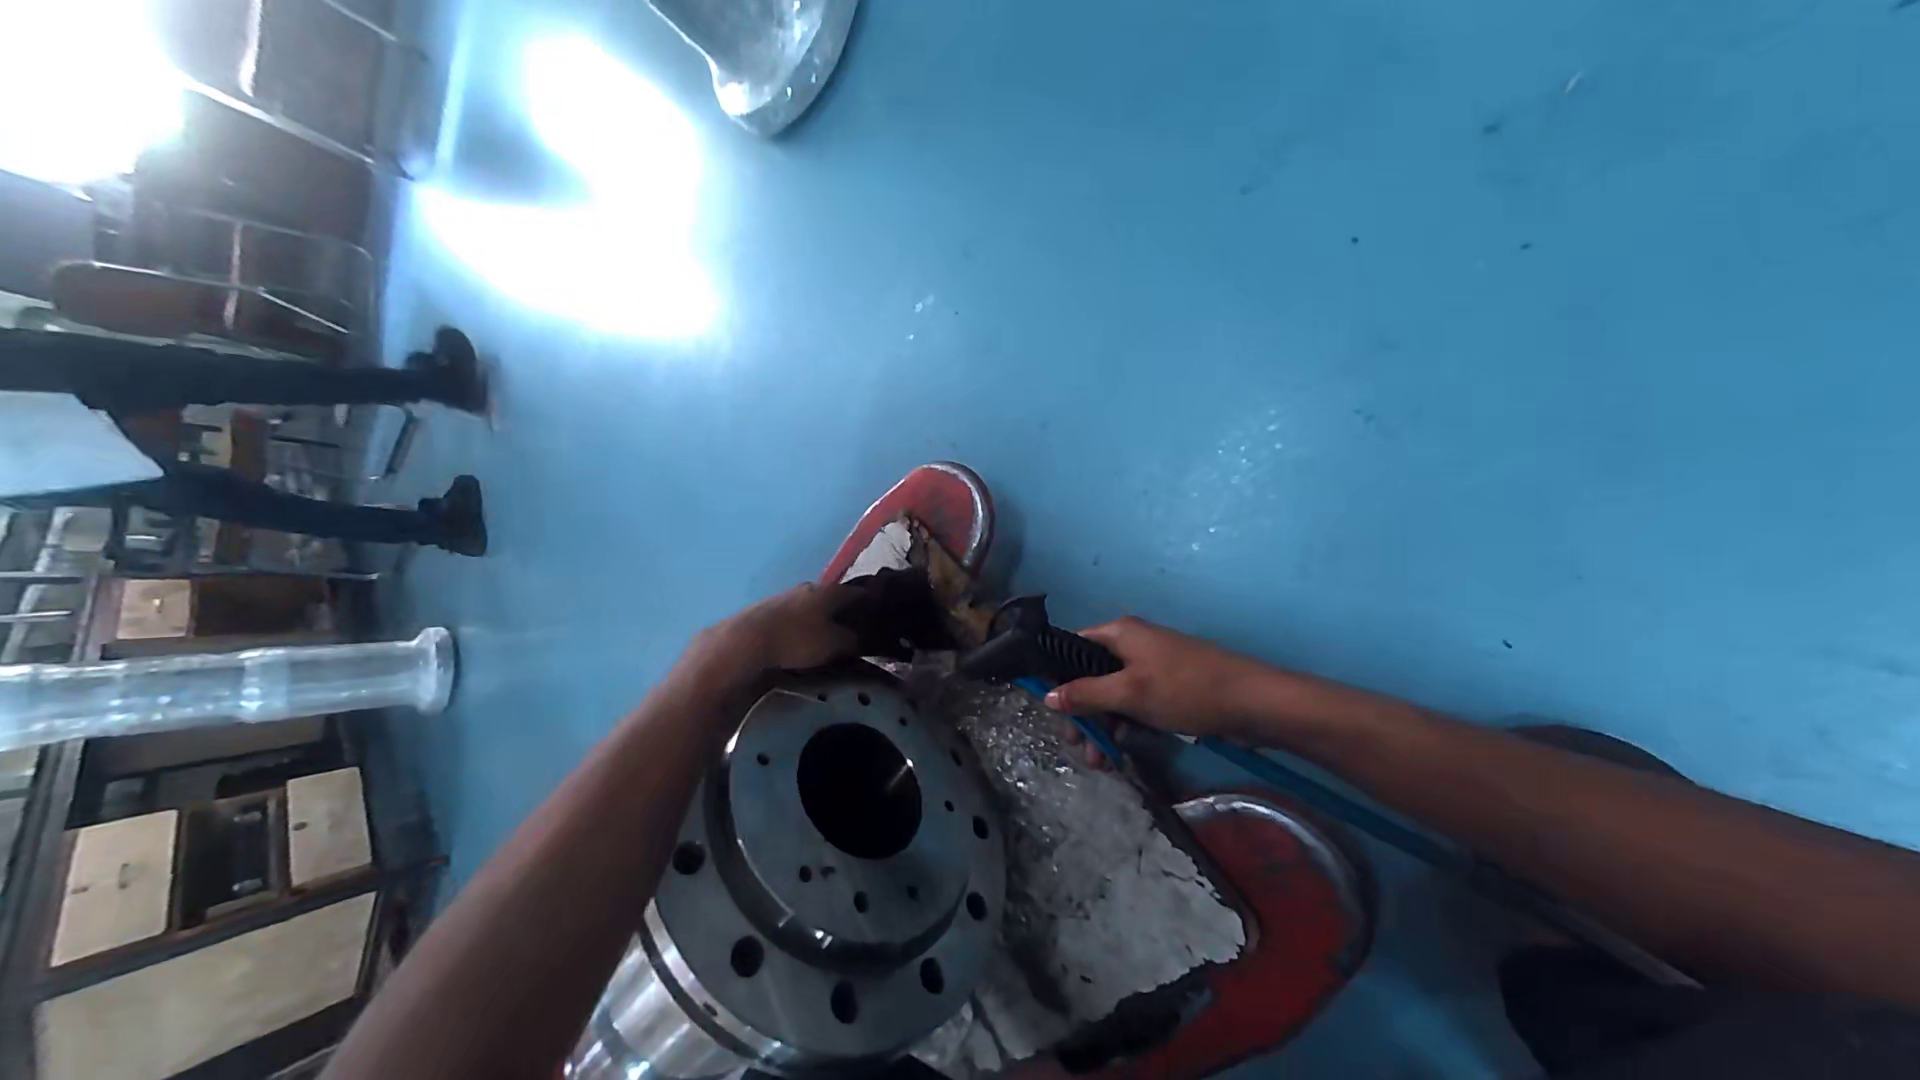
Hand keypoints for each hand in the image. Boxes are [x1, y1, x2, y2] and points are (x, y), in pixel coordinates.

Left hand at [684, 583, 857, 681]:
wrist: (745, 641)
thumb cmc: (797, 640)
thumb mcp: (834, 645)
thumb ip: (854, 640)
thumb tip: (866, 638)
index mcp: (829, 590)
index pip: (860, 593)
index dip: (873, 604)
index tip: (881, 617)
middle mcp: (810, 587)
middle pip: (835, 598)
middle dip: (847, 612)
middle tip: (857, 630)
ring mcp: (787, 596)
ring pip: (814, 605)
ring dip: (824, 618)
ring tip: (831, 637)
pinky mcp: (769, 609)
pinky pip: (797, 615)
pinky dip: (805, 624)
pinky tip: (804, 638)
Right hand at [1045, 617, 1271, 738]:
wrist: (1253, 702)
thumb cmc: (1185, 690)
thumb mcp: (1129, 694)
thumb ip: (1085, 694)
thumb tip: (1046, 696)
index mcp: (1119, 633)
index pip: (1073, 647)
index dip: (1058, 677)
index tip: (1051, 711)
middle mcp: (1132, 644)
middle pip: (1091, 675)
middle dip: (1081, 712)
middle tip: (1077, 746)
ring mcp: (1152, 665)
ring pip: (1112, 693)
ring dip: (1102, 725)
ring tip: (1100, 760)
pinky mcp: (1168, 686)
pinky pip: (1134, 702)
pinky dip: (1124, 723)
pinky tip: (1121, 748)